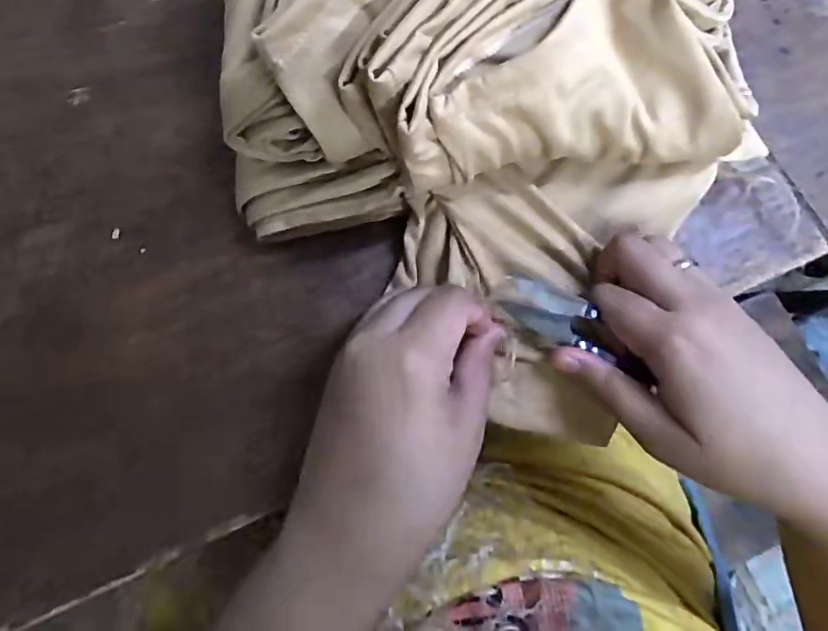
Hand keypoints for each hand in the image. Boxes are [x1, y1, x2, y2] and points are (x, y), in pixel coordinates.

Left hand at [279, 286, 502, 601]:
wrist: (343, 535)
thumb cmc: (418, 489)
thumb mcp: (465, 429)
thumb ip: (478, 367)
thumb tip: (491, 330)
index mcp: (411, 351)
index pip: (451, 298)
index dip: (479, 310)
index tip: (492, 340)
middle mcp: (374, 336)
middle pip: (420, 291)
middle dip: (451, 306)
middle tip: (472, 343)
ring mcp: (348, 347)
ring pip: (393, 300)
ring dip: (423, 309)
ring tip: (444, 348)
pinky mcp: (335, 363)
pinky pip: (372, 320)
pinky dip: (398, 321)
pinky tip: (413, 355)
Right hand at [550, 232, 827, 529]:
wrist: (816, 457)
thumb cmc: (733, 457)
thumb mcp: (662, 438)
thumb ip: (608, 387)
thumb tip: (554, 353)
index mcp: (673, 338)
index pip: (607, 295)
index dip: (592, 317)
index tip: (603, 348)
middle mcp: (692, 302)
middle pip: (630, 245)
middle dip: (605, 269)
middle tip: (610, 315)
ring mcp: (716, 295)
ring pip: (658, 245)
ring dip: (634, 267)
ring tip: (639, 315)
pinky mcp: (731, 299)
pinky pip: (683, 264)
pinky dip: (660, 275)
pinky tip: (670, 323)